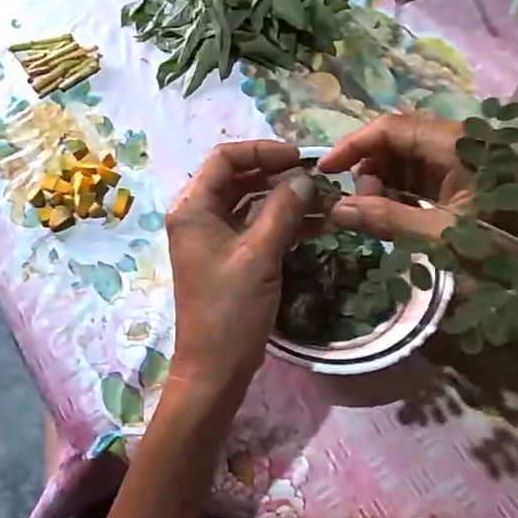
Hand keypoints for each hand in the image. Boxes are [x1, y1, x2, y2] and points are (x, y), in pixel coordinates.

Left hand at [165, 141, 312, 409]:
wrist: (215, 366)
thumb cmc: (230, 309)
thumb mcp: (259, 255)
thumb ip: (282, 210)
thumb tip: (304, 177)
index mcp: (193, 208)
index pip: (224, 158)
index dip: (262, 150)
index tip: (299, 157)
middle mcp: (198, 215)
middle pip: (238, 177)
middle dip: (277, 173)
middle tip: (317, 178)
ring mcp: (213, 236)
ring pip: (249, 202)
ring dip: (284, 198)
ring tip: (323, 198)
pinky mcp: (229, 255)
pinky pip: (255, 226)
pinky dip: (281, 221)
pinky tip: (316, 221)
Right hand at [316, 112, 472, 240]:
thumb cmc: (503, 241)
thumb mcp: (442, 235)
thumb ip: (388, 220)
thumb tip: (337, 210)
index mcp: (454, 144)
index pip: (390, 129)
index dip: (352, 146)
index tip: (325, 170)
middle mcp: (455, 142)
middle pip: (395, 143)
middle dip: (368, 171)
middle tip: (358, 206)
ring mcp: (459, 161)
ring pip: (404, 161)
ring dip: (381, 184)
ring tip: (375, 215)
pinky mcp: (461, 181)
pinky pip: (419, 177)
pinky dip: (399, 193)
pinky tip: (391, 215)